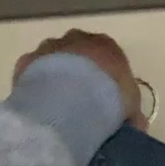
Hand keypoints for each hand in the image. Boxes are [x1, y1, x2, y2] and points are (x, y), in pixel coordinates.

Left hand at [13, 29, 147, 129]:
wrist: (69, 99)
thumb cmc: (108, 97)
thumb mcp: (131, 108)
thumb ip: (134, 113)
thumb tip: (137, 126)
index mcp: (106, 45)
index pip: (107, 55)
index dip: (103, 77)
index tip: (101, 98)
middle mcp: (78, 39)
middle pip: (77, 53)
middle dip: (77, 73)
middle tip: (76, 103)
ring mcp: (50, 47)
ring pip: (52, 59)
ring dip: (53, 77)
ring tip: (54, 107)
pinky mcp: (27, 61)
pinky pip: (30, 72)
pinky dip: (32, 85)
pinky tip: (35, 106)